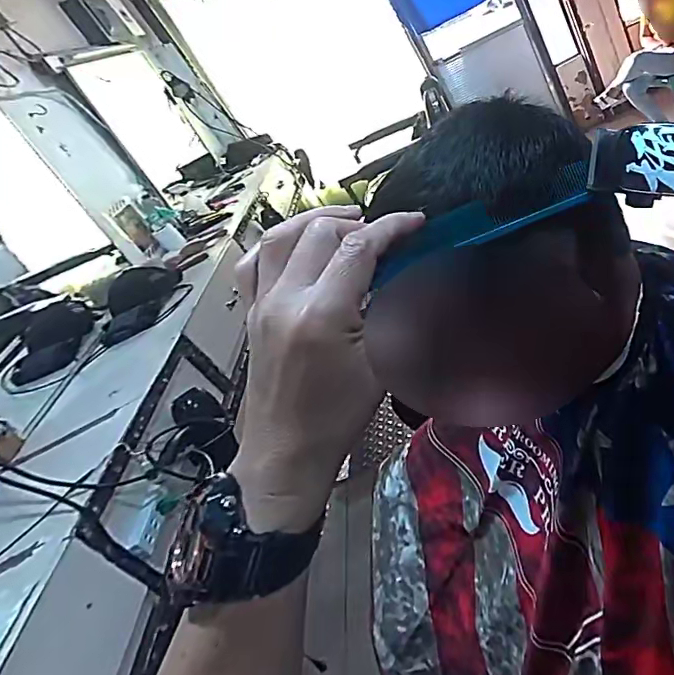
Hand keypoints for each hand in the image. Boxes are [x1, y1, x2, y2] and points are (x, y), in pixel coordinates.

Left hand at [229, 207, 422, 530]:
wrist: (285, 453)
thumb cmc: (338, 414)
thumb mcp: (385, 363)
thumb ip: (403, 312)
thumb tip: (423, 274)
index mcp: (322, 313)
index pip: (360, 246)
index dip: (394, 226)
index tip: (417, 222)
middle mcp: (285, 300)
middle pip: (320, 231)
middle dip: (361, 222)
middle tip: (389, 234)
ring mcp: (261, 305)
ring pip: (281, 235)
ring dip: (318, 221)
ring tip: (349, 223)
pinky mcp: (250, 313)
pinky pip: (256, 260)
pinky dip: (280, 241)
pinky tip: (301, 244)